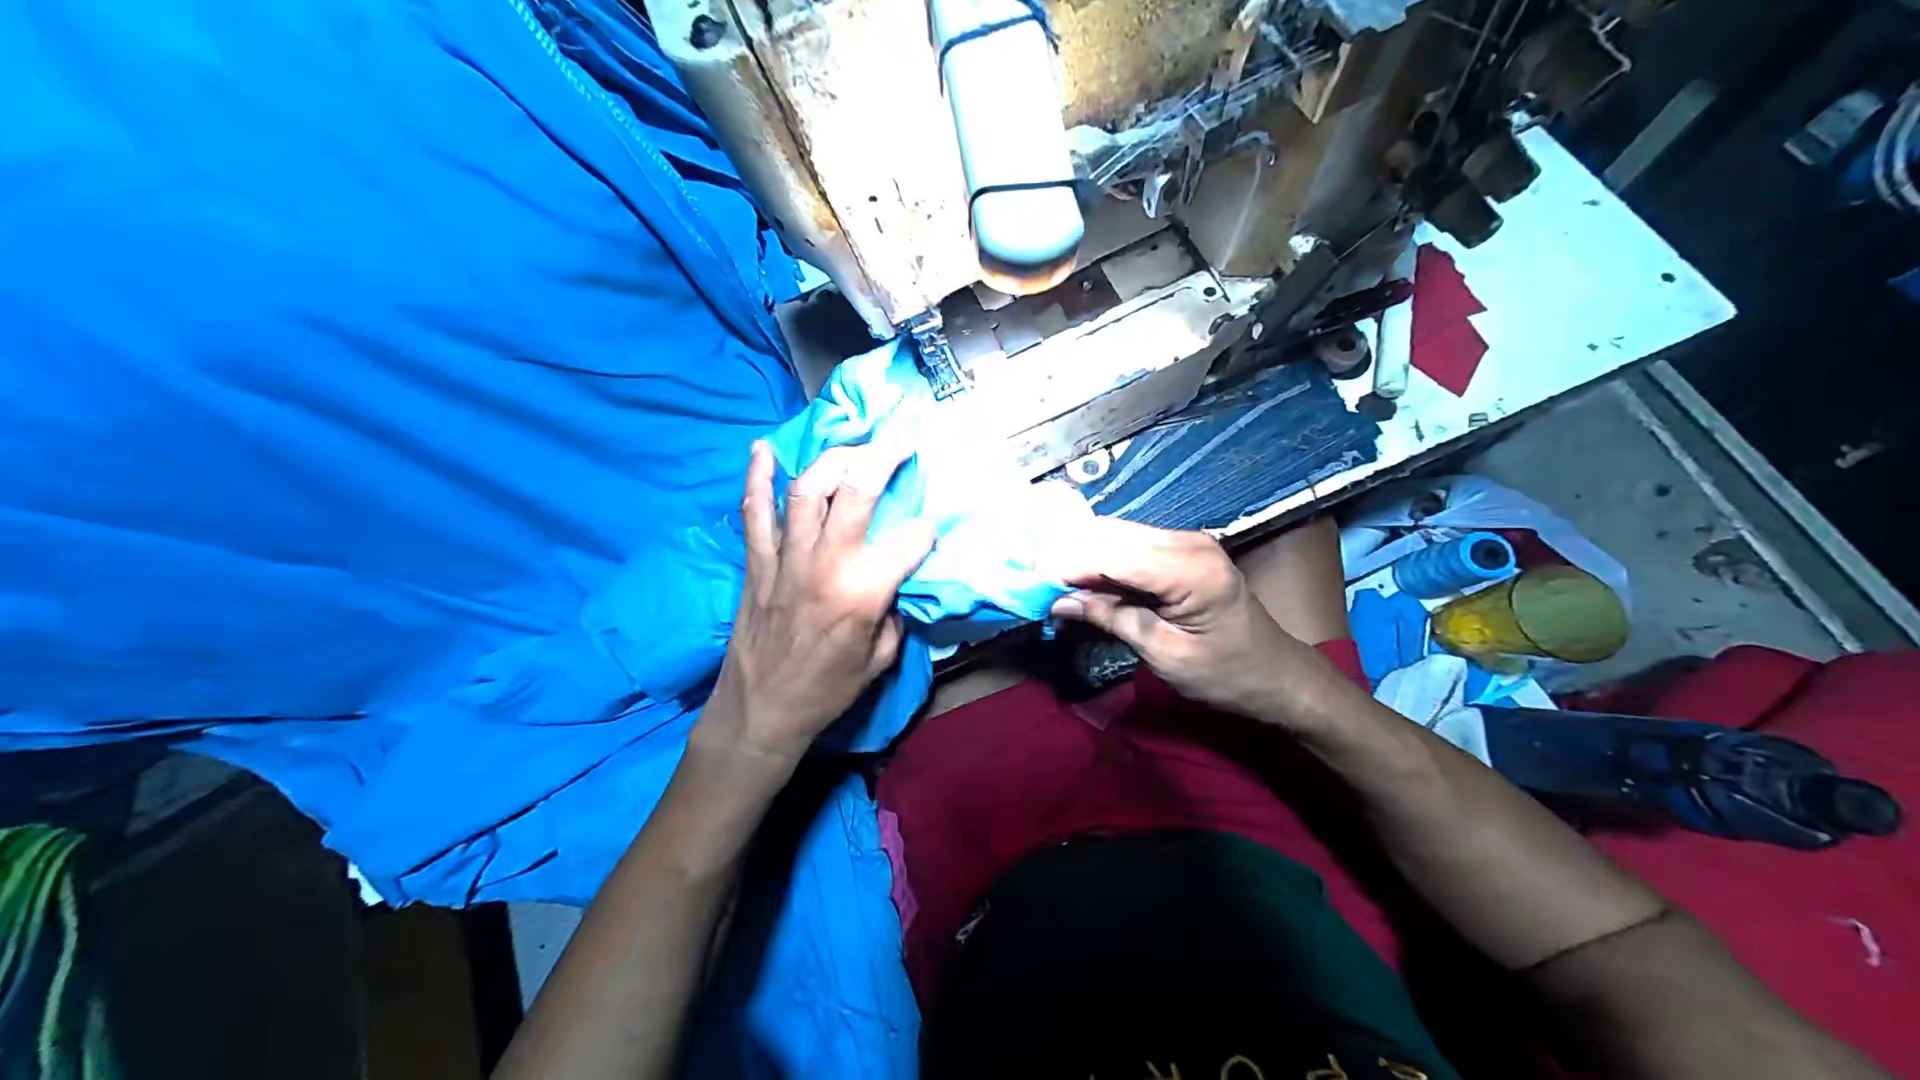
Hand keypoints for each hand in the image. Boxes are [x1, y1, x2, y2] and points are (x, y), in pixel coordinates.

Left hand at [696, 440, 934, 765]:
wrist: (761, 709)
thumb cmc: (827, 690)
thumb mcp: (880, 659)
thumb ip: (893, 613)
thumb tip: (896, 581)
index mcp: (863, 593)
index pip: (908, 541)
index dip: (925, 531)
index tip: (928, 530)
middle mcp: (825, 565)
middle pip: (855, 492)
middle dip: (882, 459)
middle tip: (899, 445)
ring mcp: (786, 558)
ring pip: (807, 489)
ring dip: (832, 459)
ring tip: (853, 449)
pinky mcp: (757, 561)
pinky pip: (754, 511)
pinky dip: (757, 477)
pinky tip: (763, 449)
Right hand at [1047, 518, 1346, 727]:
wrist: (1276, 673)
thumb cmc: (1227, 674)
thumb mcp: (1165, 655)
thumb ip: (1113, 619)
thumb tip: (1060, 601)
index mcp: (1192, 570)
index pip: (1114, 556)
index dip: (1069, 564)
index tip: (1031, 579)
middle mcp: (1189, 542)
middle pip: (1112, 535)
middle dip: (1069, 554)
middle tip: (1035, 580)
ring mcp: (1187, 540)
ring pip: (1116, 534)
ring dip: (1082, 553)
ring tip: (1051, 579)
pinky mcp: (1181, 547)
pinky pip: (1130, 543)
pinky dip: (1101, 557)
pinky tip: (1081, 575)